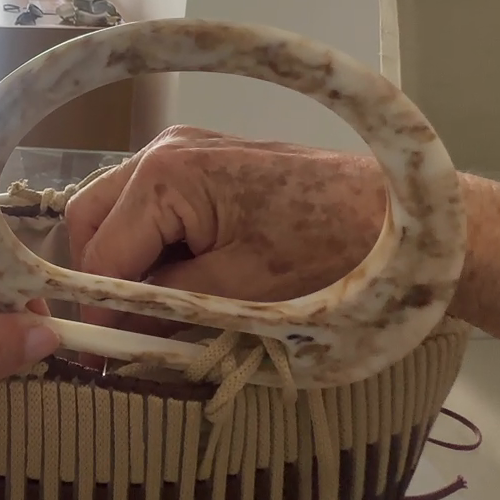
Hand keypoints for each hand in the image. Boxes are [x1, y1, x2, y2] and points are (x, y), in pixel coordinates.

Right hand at [65, 126, 388, 334]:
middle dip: (97, 271)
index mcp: (165, 174)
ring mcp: (180, 148)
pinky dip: (150, 240)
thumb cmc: (328, 253)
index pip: (102, 247)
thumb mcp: (240, 292)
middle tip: (117, 326)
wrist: (407, 219)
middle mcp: (161, 149)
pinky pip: (149, 201)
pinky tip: (177, 272)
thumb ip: (164, 307)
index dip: (94, 302)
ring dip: (124, 256)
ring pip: (117, 207)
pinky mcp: (200, 159)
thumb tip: (109, 333)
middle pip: (92, 215)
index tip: (93, 351)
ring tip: (150, 305)